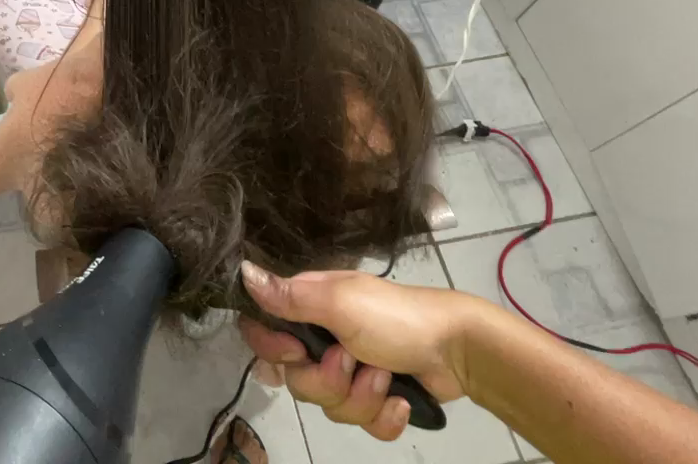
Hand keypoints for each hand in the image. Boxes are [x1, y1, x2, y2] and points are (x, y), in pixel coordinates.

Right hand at [237, 262, 477, 441]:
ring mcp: (351, 370)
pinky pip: (363, 425)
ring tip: (384, 376)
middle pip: (297, 380)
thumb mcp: (338, 303)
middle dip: (327, 381)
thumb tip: (241, 272)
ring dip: (360, 397)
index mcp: (309, 308)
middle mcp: (324, 338)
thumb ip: (288, 296)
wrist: (456, 348)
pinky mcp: (376, 397)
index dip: (272, 350)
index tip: (294, 351)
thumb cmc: (392, 316)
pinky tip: (399, 400)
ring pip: (329, 406)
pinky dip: (382, 417)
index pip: (265, 333)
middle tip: (351, 362)